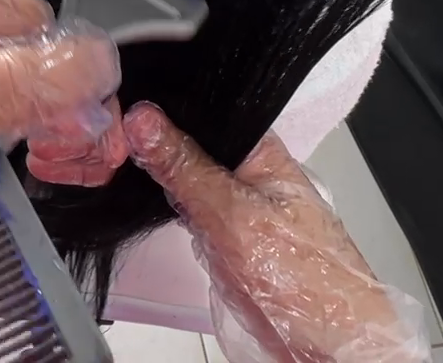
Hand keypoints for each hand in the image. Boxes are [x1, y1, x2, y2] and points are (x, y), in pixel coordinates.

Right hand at [124, 104, 429, 362]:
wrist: (330, 349)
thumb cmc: (303, 279)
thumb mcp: (230, 213)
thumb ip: (183, 165)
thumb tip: (140, 116)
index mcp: (258, 146)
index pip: (198, 105)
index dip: (157, 103)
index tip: (116, 105)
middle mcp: (246, 166)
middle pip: (186, 136)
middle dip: (150, 139)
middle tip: (111, 139)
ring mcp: (234, 198)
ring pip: (181, 169)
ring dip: (155, 170)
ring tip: (119, 160)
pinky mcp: (225, 228)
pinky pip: (185, 200)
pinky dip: (164, 197)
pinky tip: (140, 192)